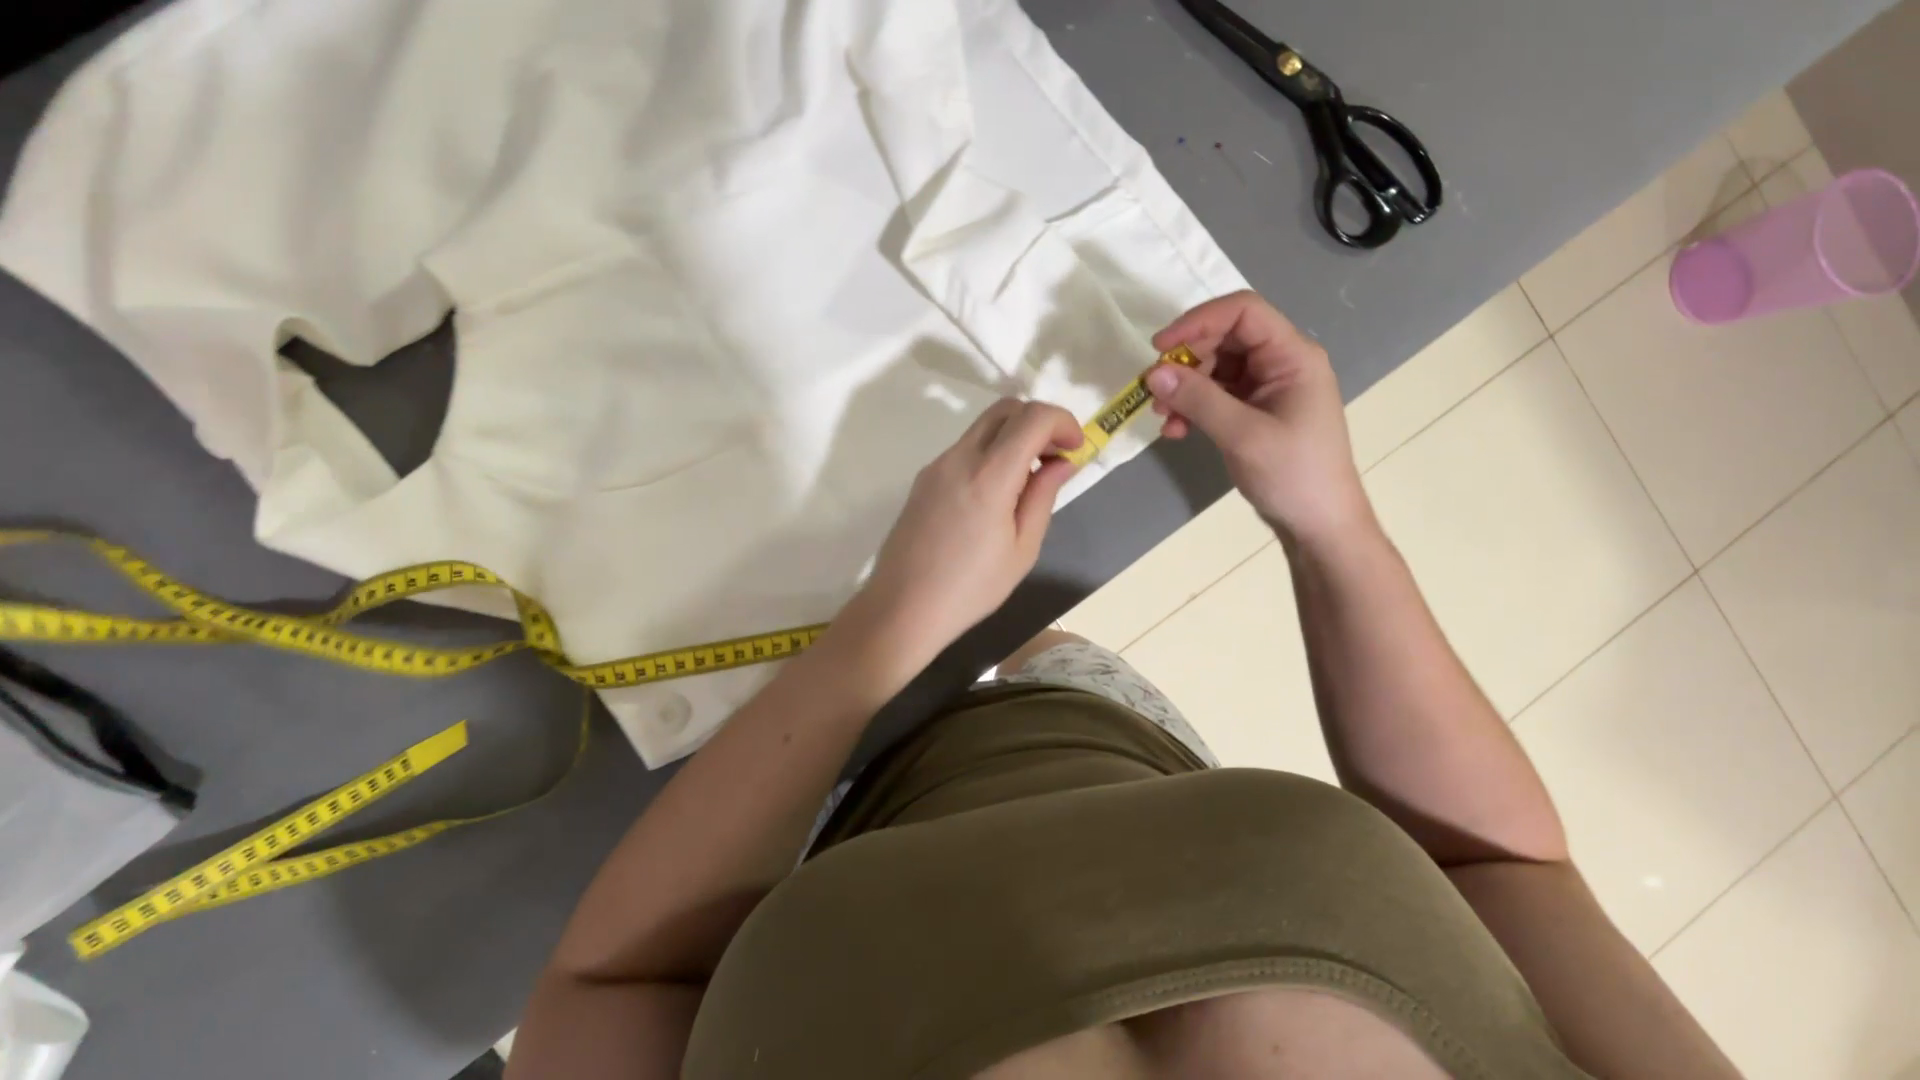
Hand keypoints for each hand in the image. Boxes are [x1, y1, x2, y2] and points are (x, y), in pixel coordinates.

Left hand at [843, 399, 1082, 670]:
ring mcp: (937, 466)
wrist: (902, 608)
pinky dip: (992, 453)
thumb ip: (1043, 496)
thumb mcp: (1022, 549)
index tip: (1076, 449)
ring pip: (983, 427)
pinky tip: (998, 494)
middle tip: (1056, 458)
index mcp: (989, 476)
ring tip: (1030, 480)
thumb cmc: (970, 589)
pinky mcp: (924, 479)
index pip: (1033, 418)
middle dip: (1039, 422)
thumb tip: (1061, 462)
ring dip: (1015, 437)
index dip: (1063, 422)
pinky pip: (965, 449)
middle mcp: (959, 458)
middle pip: (1006, 409)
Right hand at [1146, 291, 1373, 546]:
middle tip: (1154, 390)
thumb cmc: (1293, 475)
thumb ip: (1199, 400)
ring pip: (1215, 368)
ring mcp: (1268, 387)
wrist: (1320, 524)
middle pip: (1224, 338)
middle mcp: (1281, 362)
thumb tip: (1153, 373)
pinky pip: (1216, 394)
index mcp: (1292, 355)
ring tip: (1162, 417)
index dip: (1198, 321)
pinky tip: (1176, 431)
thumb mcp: (1243, 435)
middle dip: (1186, 361)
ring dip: (1184, 388)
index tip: (1160, 348)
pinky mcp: (1255, 410)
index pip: (1242, 312)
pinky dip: (1193, 407)